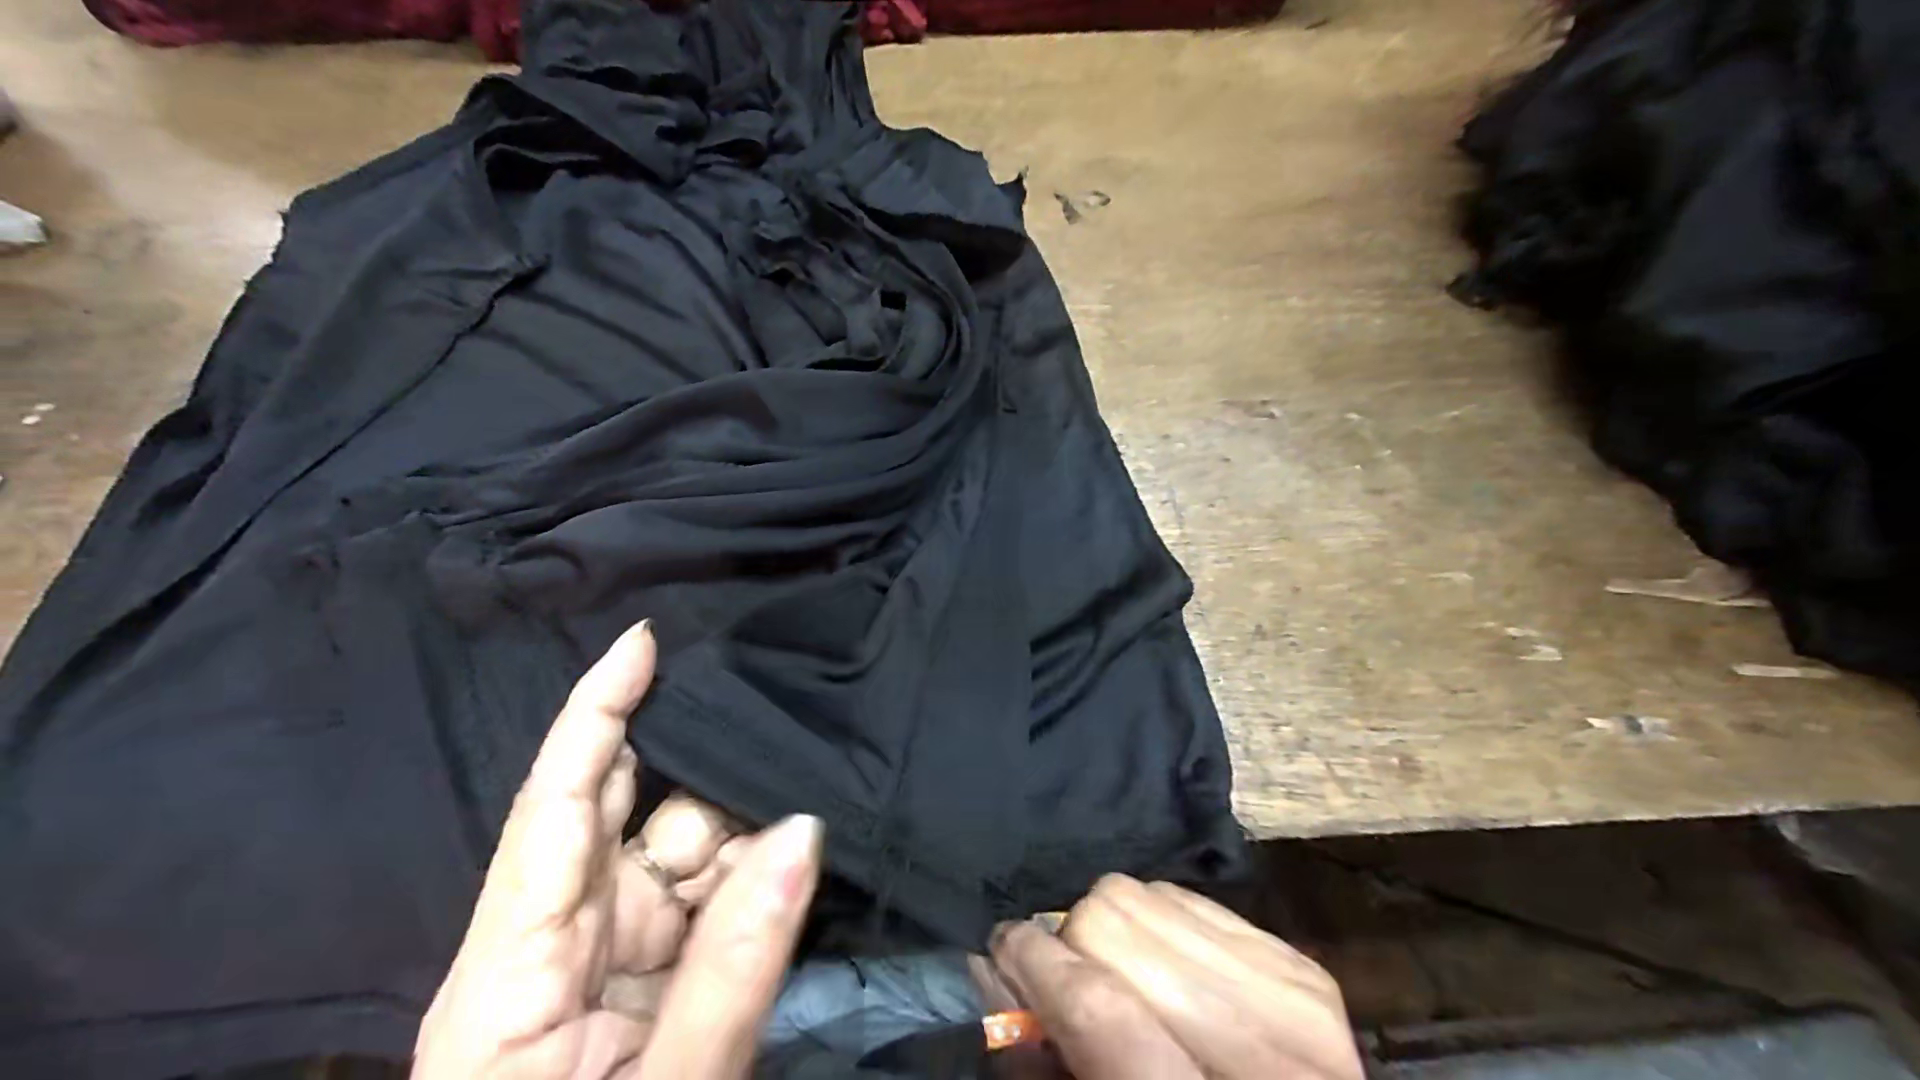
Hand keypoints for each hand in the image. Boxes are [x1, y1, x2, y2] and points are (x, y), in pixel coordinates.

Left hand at [412, 621, 823, 1079]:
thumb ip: (738, 963)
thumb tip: (803, 828)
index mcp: (512, 968)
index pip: (559, 801)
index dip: (597, 711)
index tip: (645, 641)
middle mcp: (556, 944)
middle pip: (636, 818)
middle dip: (707, 774)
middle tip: (782, 738)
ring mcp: (606, 964)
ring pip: (686, 857)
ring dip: (748, 832)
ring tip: (810, 805)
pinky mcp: (649, 986)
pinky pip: (710, 902)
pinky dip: (756, 876)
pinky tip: (798, 854)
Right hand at [989, 875, 1362, 1079]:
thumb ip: (1047, 1061)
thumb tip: (997, 970)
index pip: (1100, 1009)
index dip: (1034, 967)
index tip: (1001, 948)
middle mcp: (1264, 1050)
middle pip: (1114, 923)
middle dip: (1073, 944)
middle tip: (1068, 981)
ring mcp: (1290, 997)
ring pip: (1148, 895)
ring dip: (1114, 931)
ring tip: (1122, 976)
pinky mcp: (1300, 967)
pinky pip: (1189, 900)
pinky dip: (1159, 926)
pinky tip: (1167, 969)